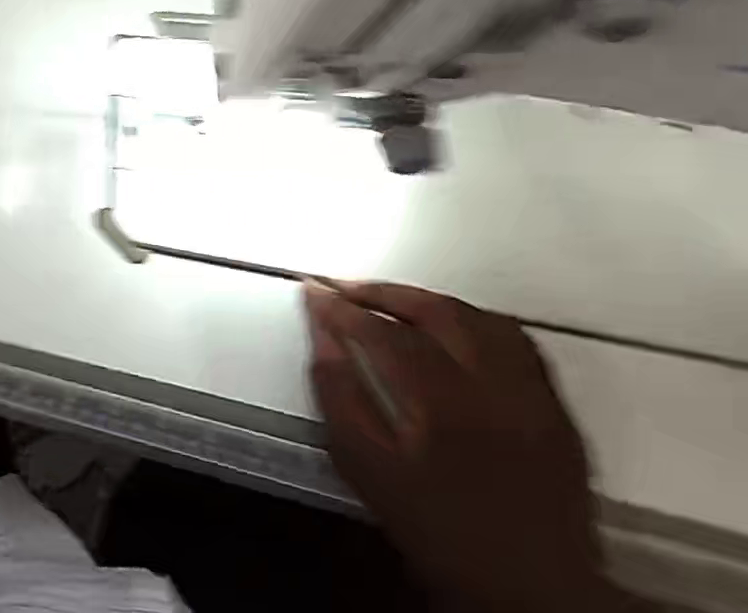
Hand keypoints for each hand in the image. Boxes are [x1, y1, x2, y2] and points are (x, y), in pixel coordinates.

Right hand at [304, 281, 634, 612]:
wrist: (527, 583)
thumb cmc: (430, 520)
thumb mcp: (361, 459)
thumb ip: (336, 389)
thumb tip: (321, 332)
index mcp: (445, 406)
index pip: (385, 332)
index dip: (342, 306)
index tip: (312, 289)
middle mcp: (499, 392)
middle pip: (441, 314)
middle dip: (384, 291)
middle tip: (345, 288)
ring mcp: (537, 400)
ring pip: (484, 320)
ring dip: (429, 301)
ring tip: (389, 299)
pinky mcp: (558, 410)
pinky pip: (519, 343)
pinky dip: (474, 321)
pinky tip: (446, 325)